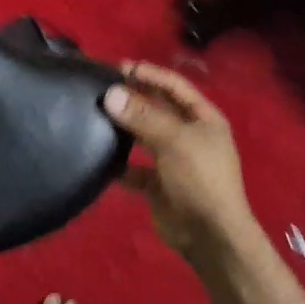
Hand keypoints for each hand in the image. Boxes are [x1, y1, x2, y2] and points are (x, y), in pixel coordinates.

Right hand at [106, 62, 256, 257]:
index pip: (175, 87)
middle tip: (101, 89)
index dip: (150, 74)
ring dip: (124, 129)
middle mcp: (190, 136)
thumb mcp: (174, 141)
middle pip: (158, 109)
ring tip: (95, 116)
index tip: (120, 67)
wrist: (209, 236)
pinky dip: (120, 164)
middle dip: (133, 99)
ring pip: (145, 137)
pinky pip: (135, 169)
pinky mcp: (159, 185)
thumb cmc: (200, 178)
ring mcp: (174, 161)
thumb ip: (142, 116)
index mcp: (203, 120)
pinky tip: (99, 157)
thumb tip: (109, 94)